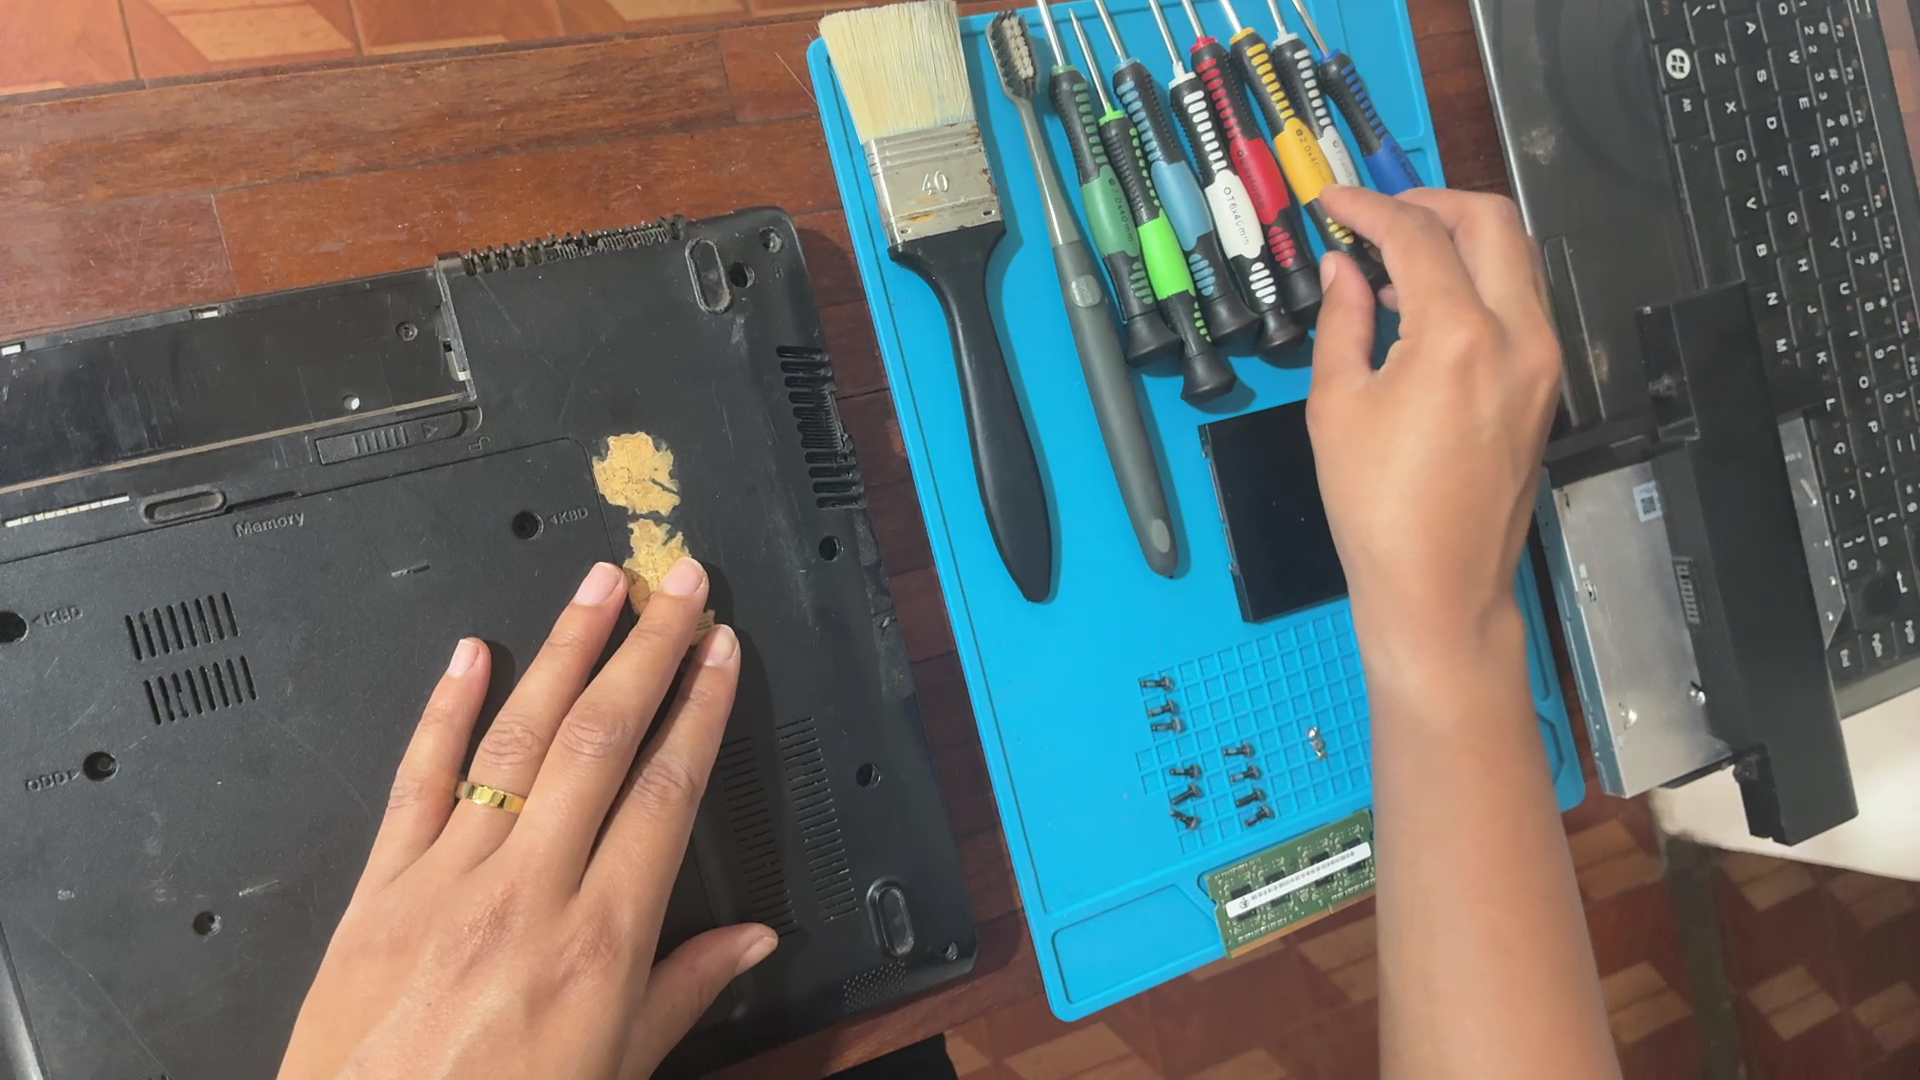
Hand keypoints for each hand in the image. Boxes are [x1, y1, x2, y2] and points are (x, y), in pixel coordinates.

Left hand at [278, 559, 777, 1079]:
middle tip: (677, 585)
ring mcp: (444, 883)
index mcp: (599, 940)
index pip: (666, 790)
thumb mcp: (619, 1069)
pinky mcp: (375, 893)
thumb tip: (758, 938)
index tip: (719, 649)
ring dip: (566, 650)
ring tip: (600, 587)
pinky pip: (414, 782)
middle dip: (649, 649)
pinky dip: (445, 710)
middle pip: (601, 739)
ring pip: (517, 738)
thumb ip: (688, 986)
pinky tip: (472, 651)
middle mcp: (526, 893)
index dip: (699, 708)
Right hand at [1308, 186, 1561, 663]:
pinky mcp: (1543, 385)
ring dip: (1456, 239)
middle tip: (1374, 215)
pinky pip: (1516, 302)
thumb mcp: (1336, 405)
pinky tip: (1425, 308)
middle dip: (1429, 201)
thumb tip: (1340, 270)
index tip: (1333, 201)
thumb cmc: (1370, 502)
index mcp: (1457, 334)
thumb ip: (1342, 323)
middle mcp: (1518, 332)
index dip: (1369, 208)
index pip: (1417, 238)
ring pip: (1514, 257)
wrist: (1435, 581)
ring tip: (1392, 261)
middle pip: (1492, 221)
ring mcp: (1542, 358)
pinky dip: (1473, 282)